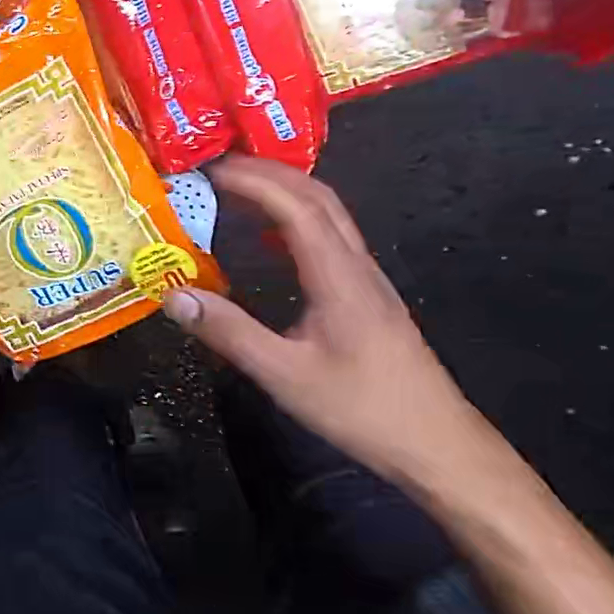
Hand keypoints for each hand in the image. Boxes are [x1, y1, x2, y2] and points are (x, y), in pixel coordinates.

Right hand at [164, 155, 497, 487]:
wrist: (440, 447)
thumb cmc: (363, 409)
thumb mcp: (284, 374)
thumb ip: (228, 332)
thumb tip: (172, 295)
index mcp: (338, 277)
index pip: (296, 207)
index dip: (252, 180)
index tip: (207, 169)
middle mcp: (355, 265)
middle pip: (316, 196)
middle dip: (265, 171)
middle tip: (213, 166)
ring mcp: (364, 278)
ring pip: (326, 212)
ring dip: (281, 189)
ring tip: (232, 187)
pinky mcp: (363, 293)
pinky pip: (326, 235)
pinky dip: (291, 216)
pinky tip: (264, 234)